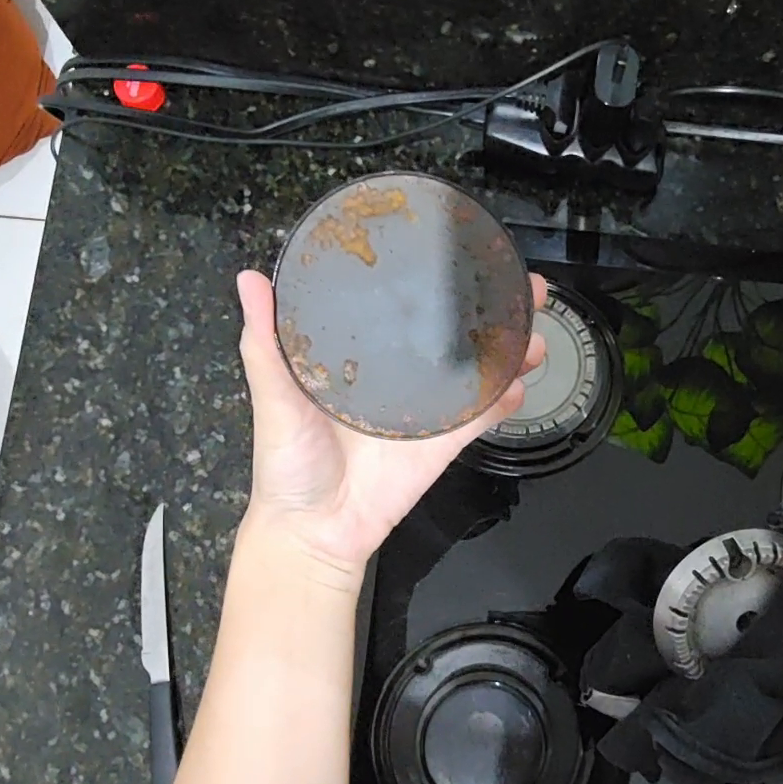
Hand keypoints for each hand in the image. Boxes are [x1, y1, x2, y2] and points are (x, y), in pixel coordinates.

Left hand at [234, 269, 545, 584]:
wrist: (313, 529)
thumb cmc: (287, 465)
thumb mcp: (271, 395)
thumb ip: (265, 342)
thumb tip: (249, 278)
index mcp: (361, 360)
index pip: (404, 312)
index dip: (435, 284)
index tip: (459, 254)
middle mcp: (399, 380)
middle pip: (454, 338)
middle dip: (493, 311)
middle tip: (523, 288)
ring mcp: (425, 413)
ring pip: (477, 374)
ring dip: (508, 352)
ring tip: (533, 332)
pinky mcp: (441, 445)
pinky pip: (477, 420)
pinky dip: (501, 403)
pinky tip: (519, 384)